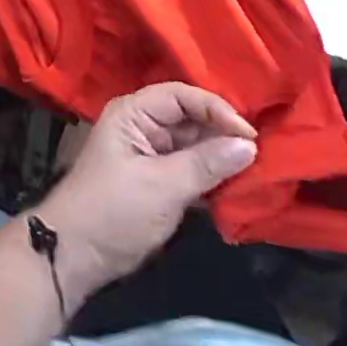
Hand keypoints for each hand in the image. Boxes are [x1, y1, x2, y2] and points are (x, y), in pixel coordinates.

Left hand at [30, 83, 257, 296]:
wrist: (80, 250)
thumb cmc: (114, 210)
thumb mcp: (162, 185)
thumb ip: (205, 163)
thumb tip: (249, 144)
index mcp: (132, 114)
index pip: (179, 95)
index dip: (215, 108)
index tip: (251, 135)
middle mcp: (141, 125)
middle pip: (190, 117)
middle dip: (225, 132)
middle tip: (266, 155)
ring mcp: (150, 152)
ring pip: (195, 144)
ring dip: (224, 156)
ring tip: (262, 170)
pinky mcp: (159, 179)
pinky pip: (193, 167)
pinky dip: (215, 175)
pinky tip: (243, 187)